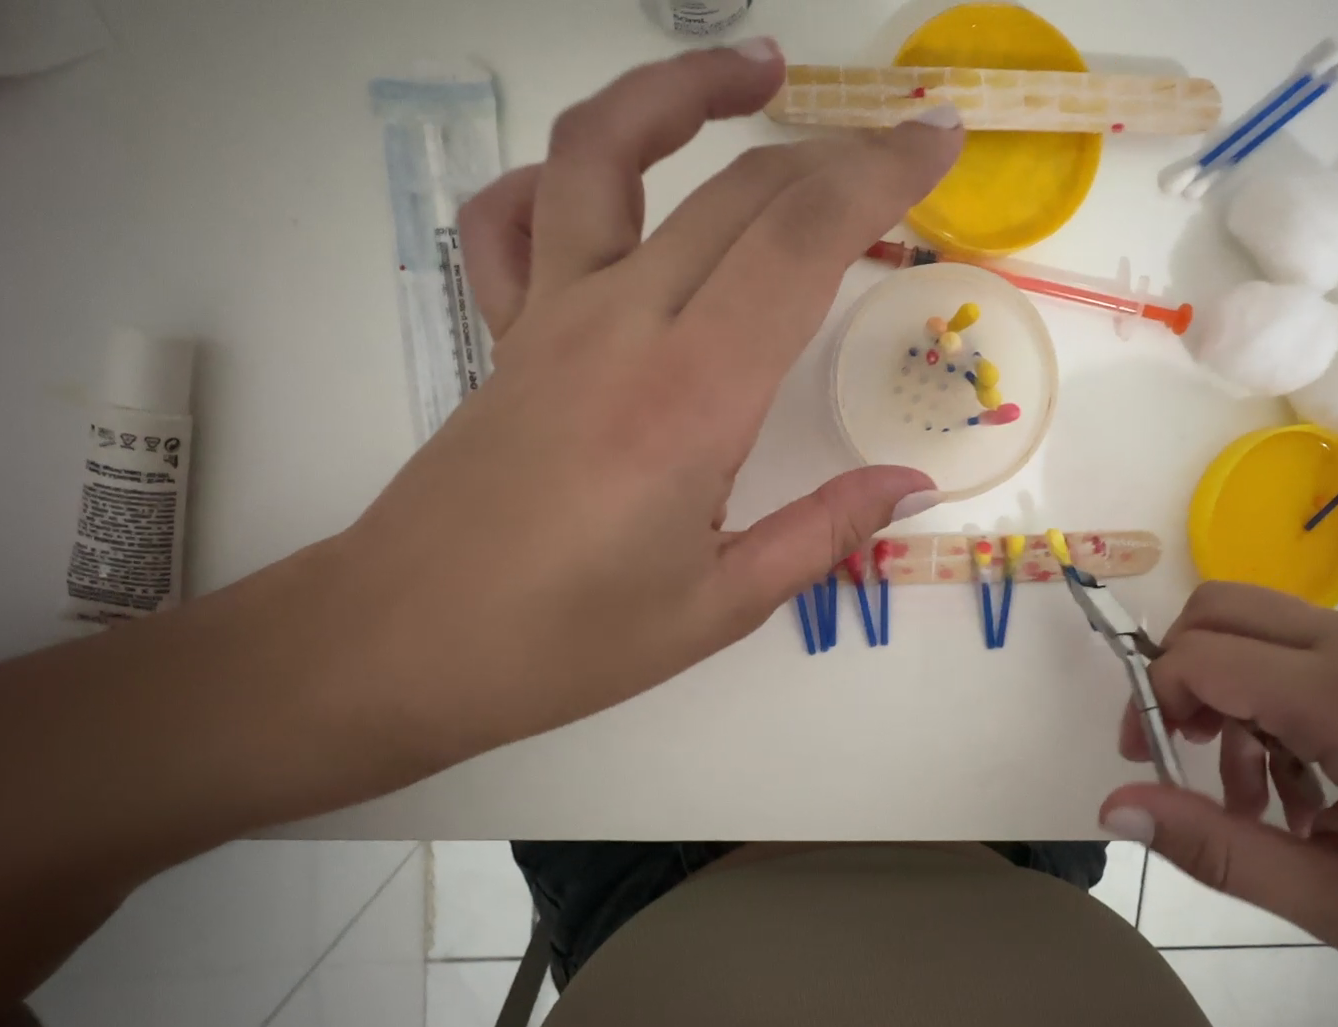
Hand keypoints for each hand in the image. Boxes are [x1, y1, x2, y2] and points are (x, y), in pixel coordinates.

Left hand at [327, 43, 962, 757]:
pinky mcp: (503, 330)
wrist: (400, 643)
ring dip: (684, 92)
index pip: (800, 241)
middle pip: (738, 190)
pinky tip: (605, 182)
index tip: (936, 144)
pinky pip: (513, 218)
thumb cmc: (565, 641)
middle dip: (835, 151)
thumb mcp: (719, 605)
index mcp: (692, 398)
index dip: (878, 175)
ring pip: (608, 155)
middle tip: (901, 146)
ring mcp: (549, 316)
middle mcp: (621, 327)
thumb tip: (912, 484)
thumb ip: (825, 531)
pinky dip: (558, 175)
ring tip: (756, 72)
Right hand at [1100, 583, 1337, 1026]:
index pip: (1202, 653)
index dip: (1153, 699)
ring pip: (1268, 625)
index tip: (1153, 761)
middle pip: (1223, 607)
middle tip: (1190, 756)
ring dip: (1236, 690)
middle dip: (1179, 675)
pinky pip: (1319, 643)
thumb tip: (1113, 806)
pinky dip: (1285, 691)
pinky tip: (1319, 771)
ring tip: (1269, 794)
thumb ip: (1219, 850)